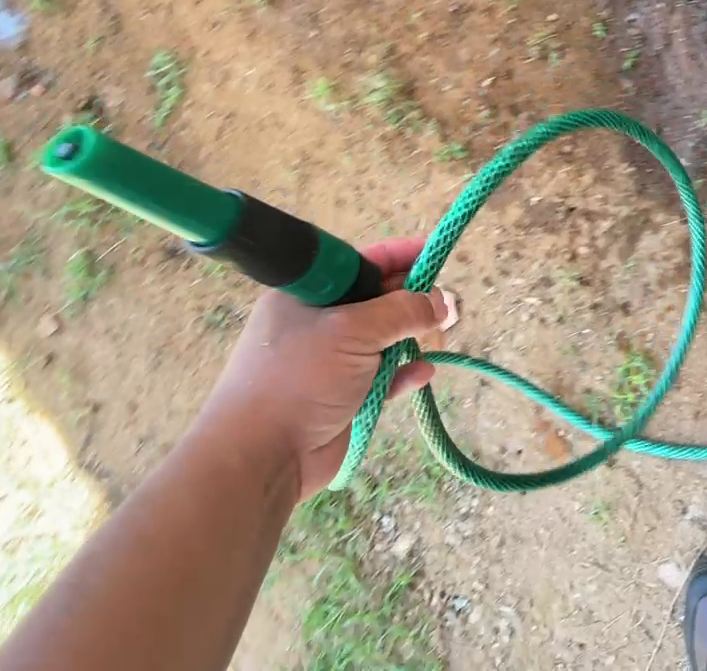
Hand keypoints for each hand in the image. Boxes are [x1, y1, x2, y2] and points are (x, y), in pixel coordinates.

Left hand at [196, 237, 457, 500]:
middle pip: (376, 300)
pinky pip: (383, 376)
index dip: (398, 255)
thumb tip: (441, 303)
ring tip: (441, 331)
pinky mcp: (343, 397)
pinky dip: (404, 372)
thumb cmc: (301, 377)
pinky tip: (423, 372)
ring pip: (383, 339)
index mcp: (307, 296)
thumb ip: (403, 311)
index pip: (360, 262)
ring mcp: (330, 362)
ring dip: (411, 337)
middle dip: (412, 298)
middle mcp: (317, 323)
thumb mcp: (354, 330)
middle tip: (444, 301)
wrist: (261, 456)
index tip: (433, 250)